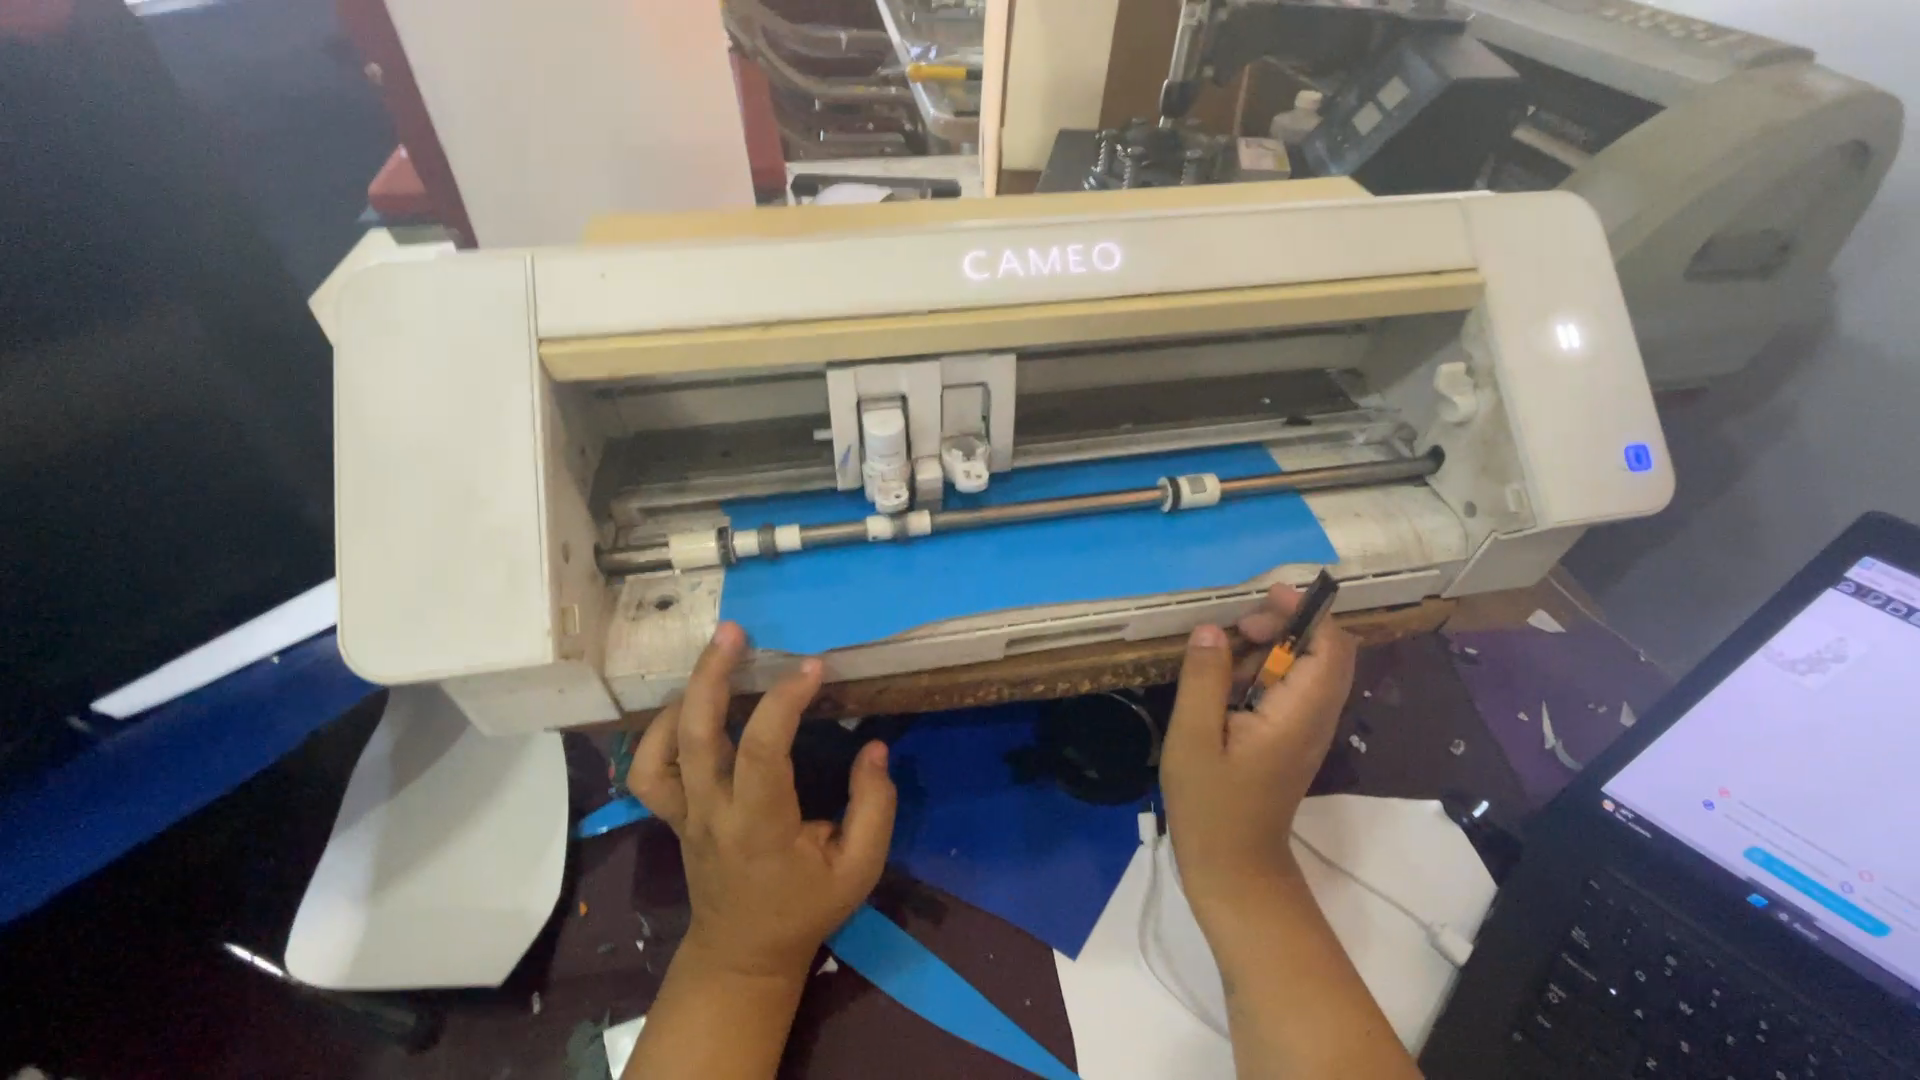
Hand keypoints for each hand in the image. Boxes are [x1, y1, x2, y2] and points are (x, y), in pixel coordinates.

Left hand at [627, 622, 896, 979]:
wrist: (744, 952)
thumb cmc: (806, 908)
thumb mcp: (859, 868)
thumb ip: (874, 807)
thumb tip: (874, 749)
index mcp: (759, 827)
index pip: (761, 752)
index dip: (784, 702)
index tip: (813, 668)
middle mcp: (712, 813)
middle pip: (696, 735)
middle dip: (712, 676)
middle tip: (735, 632)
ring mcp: (684, 813)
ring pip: (663, 748)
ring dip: (684, 694)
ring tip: (715, 655)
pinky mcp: (672, 814)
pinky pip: (647, 770)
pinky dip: (656, 731)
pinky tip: (685, 706)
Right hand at [1159, 584, 1356, 926]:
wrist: (1234, 869)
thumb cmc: (1211, 806)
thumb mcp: (1193, 738)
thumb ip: (1204, 679)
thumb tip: (1210, 629)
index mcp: (1299, 714)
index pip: (1331, 647)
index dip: (1305, 613)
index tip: (1260, 601)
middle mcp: (1315, 718)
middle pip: (1322, 652)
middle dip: (1281, 627)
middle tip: (1232, 631)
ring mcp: (1306, 731)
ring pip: (1304, 670)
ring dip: (1267, 651)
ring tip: (1218, 662)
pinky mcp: (1291, 741)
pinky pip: (1288, 691)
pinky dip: (1261, 676)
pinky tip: (1222, 690)